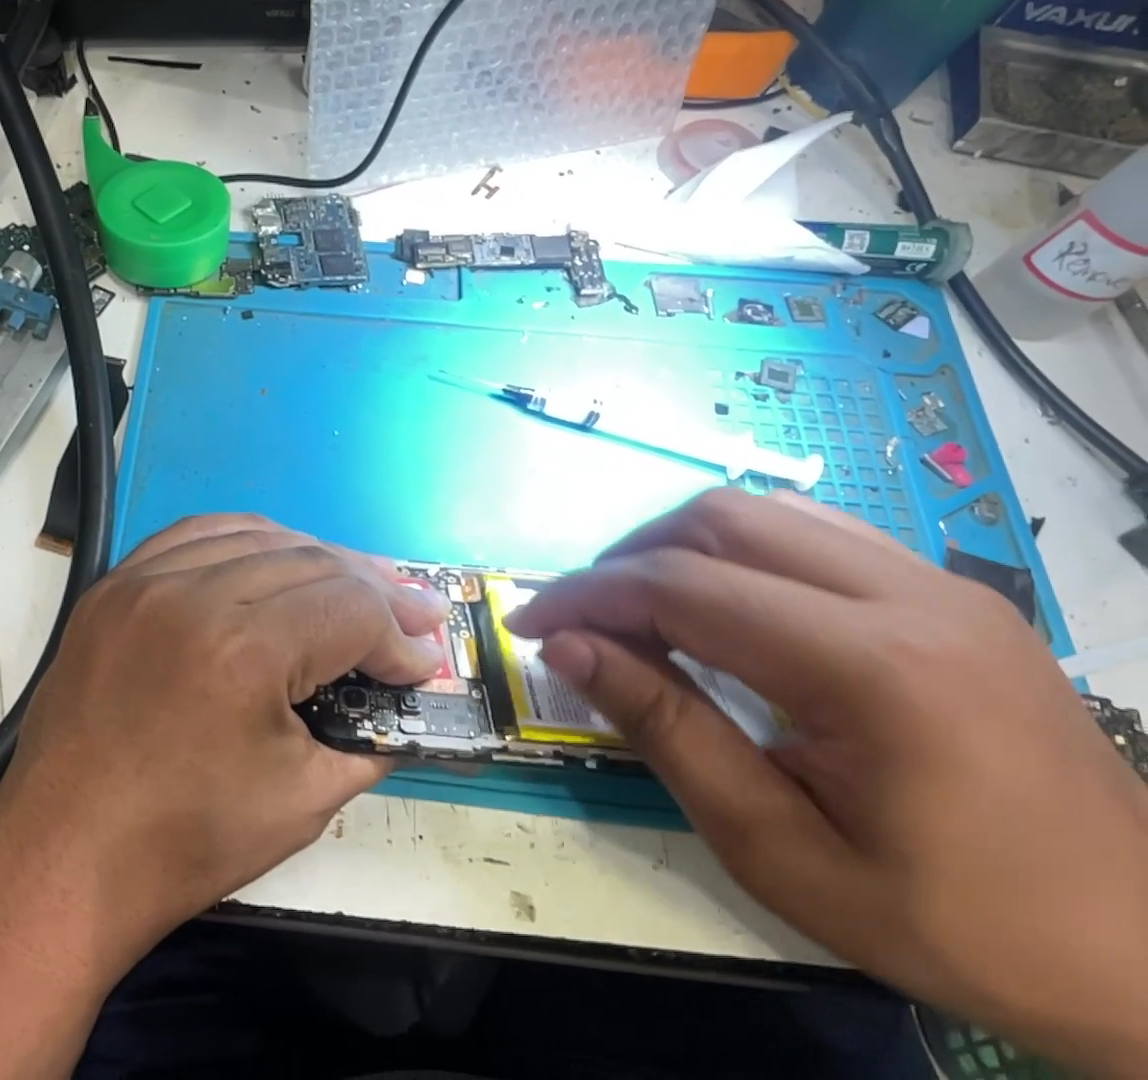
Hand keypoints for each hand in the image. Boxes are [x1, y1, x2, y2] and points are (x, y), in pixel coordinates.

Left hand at [0, 514, 446, 952]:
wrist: (66, 858)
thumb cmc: (186, 844)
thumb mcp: (305, 800)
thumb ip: (370, 738)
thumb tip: (404, 699)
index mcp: (242, 650)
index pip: (350, 608)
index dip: (398, 636)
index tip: (421, 664)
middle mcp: (188, 595)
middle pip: (309, 559)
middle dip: (372, 588)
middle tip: (411, 615)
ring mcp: (139, 584)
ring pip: (251, 535)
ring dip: (312, 557)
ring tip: (351, 585)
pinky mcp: (109, 591)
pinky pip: (190, 539)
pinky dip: (242, 543)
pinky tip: (267, 562)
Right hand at [508, 489, 1147, 1075]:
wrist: (1146, 955)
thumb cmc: (948, 921)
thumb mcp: (776, 845)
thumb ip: (667, 729)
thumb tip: (570, 648)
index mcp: (870, 667)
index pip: (683, 586)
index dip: (586, 596)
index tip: (530, 628)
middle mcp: (912, 597)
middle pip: (722, 519)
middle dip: (626, 559)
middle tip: (580, 622)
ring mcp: (945, 587)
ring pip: (770, 513)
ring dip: (681, 549)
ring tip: (637, 613)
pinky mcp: (957, 598)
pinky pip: (820, 535)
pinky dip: (742, 554)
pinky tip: (721, 611)